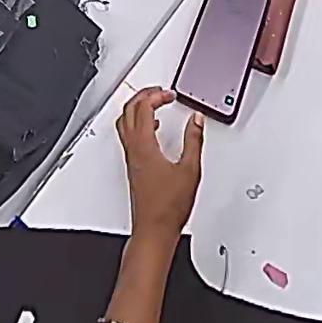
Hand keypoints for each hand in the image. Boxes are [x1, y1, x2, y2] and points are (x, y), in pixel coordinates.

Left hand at [118, 87, 202, 243]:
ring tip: (154, 103)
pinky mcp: (133, 165)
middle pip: (129, 110)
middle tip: (160, 92)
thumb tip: (196, 120)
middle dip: (143, 96)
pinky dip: (138, 123)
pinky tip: (153, 129)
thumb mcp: (190, 170)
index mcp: (144, 145)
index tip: (170, 95)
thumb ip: (194, 141)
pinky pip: (129, 135)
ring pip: (125, 121)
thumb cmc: (168, 206)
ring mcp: (131, 157)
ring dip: (137, 107)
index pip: (143, 108)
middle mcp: (133, 148)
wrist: (154, 230)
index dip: (156, 96)